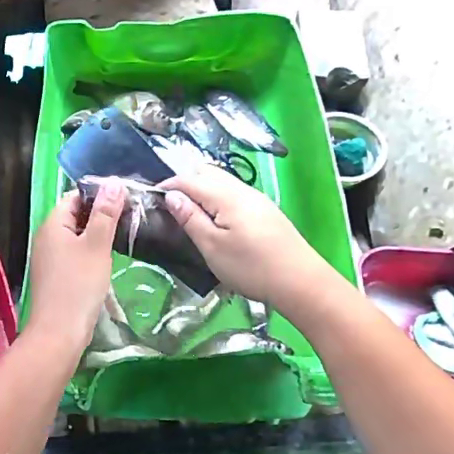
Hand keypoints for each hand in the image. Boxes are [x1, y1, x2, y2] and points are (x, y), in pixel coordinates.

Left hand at [23, 182, 126, 346]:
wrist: (59, 333)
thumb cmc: (78, 285)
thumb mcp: (96, 245)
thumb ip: (105, 213)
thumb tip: (113, 182)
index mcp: (52, 224)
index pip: (76, 195)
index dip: (100, 193)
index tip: (126, 197)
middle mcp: (47, 236)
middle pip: (76, 214)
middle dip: (101, 213)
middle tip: (131, 215)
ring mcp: (49, 257)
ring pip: (77, 235)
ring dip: (98, 233)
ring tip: (125, 233)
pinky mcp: (56, 274)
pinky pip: (75, 252)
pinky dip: (91, 250)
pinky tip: (109, 257)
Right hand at [160, 166, 335, 305]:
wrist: (301, 281)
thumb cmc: (251, 267)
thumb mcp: (212, 247)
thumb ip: (190, 218)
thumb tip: (171, 196)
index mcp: (225, 195)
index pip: (188, 179)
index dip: (168, 185)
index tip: (152, 199)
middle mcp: (242, 189)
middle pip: (206, 172)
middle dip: (184, 182)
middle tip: (170, 206)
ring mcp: (256, 198)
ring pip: (222, 180)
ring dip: (201, 189)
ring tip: (190, 213)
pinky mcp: (265, 209)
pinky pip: (234, 192)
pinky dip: (217, 197)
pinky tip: (215, 218)